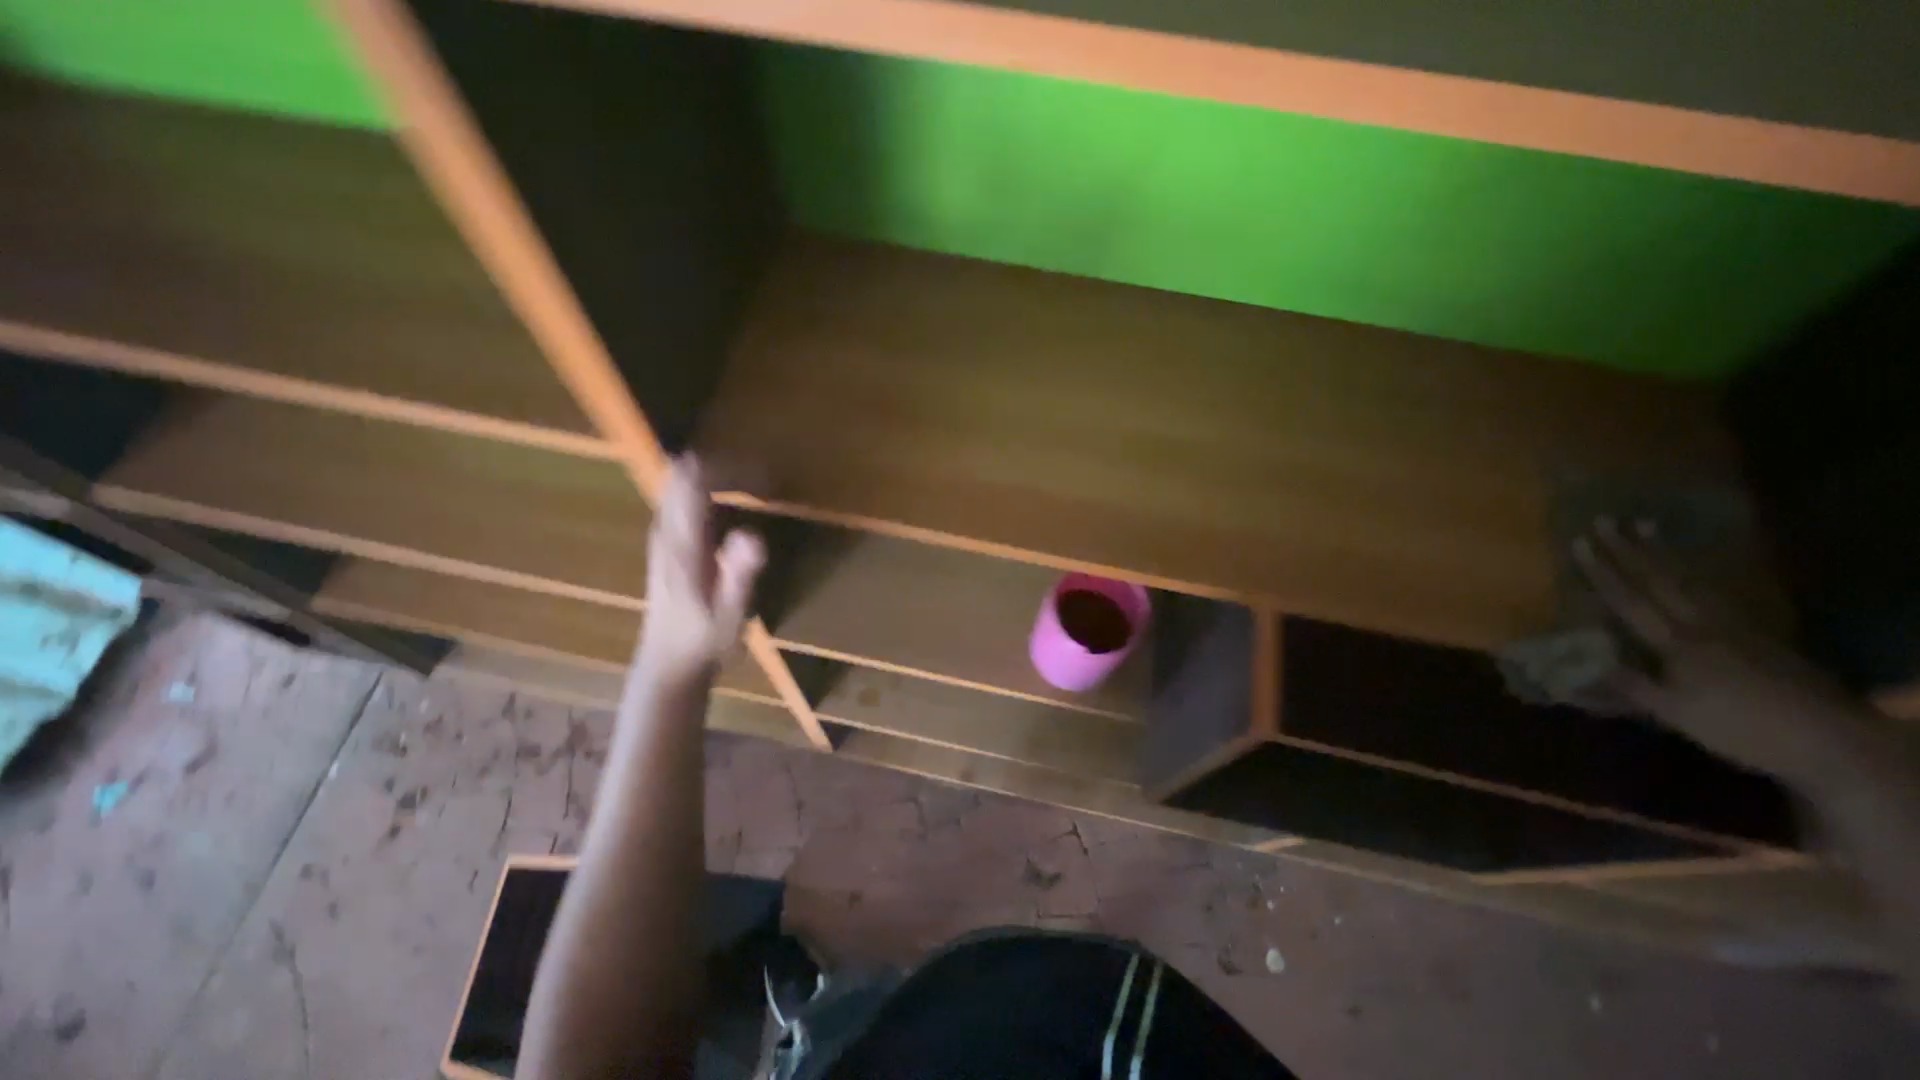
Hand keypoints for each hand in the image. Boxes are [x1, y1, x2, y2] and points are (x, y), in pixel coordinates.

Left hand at [634, 456, 765, 678]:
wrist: (668, 665)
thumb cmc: (704, 642)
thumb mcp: (730, 615)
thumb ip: (739, 575)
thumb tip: (754, 535)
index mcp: (681, 544)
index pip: (693, 481)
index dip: (730, 468)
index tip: (765, 480)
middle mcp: (666, 531)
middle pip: (686, 473)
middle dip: (728, 468)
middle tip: (766, 483)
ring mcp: (663, 534)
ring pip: (684, 483)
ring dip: (722, 478)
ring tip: (759, 490)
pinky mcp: (668, 541)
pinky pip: (686, 498)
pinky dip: (715, 492)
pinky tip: (740, 509)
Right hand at [1574, 519, 1864, 780]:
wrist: (1824, 734)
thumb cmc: (1739, 727)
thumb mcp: (1677, 714)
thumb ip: (1631, 687)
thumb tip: (1582, 666)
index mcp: (1677, 643)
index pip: (1630, 601)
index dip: (1603, 572)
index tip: (1581, 543)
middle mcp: (1702, 624)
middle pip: (1660, 580)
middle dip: (1629, 550)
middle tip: (1607, 520)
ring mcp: (1734, 625)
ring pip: (1690, 580)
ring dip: (1663, 552)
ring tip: (1646, 526)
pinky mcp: (1757, 633)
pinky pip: (1716, 592)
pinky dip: (1697, 574)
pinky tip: (1692, 569)